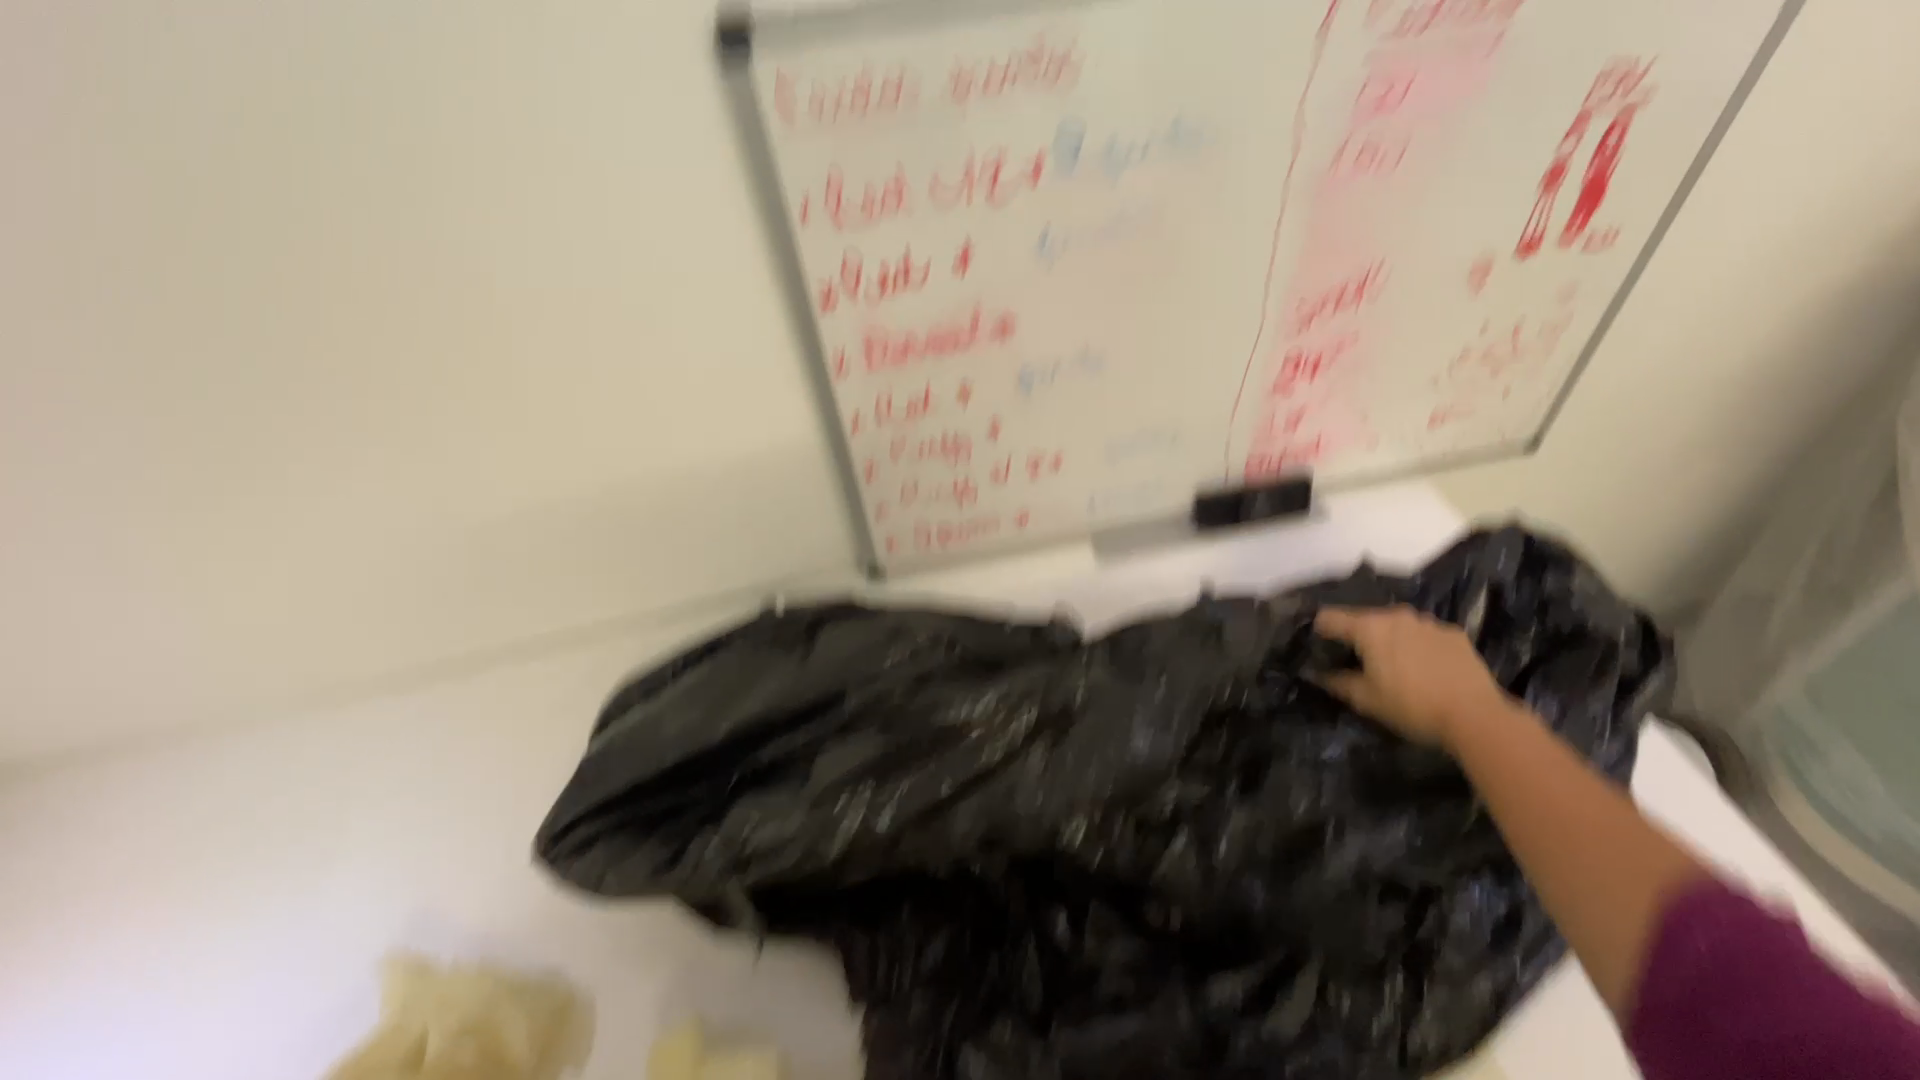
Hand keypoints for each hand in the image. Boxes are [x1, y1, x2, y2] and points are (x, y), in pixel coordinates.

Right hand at [1312, 605, 1513, 748]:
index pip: (1329, 617)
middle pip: (1364, 620)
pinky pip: (1424, 635)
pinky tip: (1426, 670)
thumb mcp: (1365, 700)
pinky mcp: (1454, 633)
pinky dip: (1417, 646)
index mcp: (1369, 627)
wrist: (1477, 716)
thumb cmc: (1412, 706)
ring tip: (1395, 668)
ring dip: (1389, 641)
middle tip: (1357, 664)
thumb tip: (1315, 673)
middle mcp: (1397, 615)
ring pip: (1396, 626)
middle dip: (1357, 638)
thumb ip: (1336, 682)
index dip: (1318, 631)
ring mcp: (1429, 622)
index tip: (1318, 649)